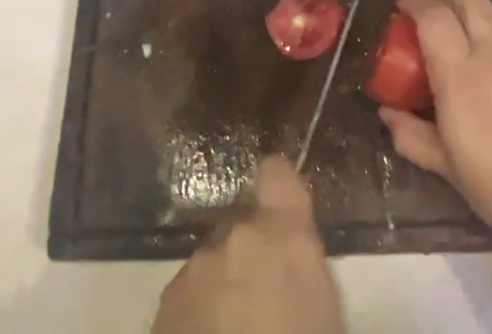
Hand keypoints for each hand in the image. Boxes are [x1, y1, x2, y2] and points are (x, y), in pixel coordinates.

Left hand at [152, 156, 343, 333]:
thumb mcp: (327, 311)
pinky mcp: (164, 304)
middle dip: (252, 254)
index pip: (277, 173)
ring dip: (224, 285)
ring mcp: (194, 270)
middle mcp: (235, 239)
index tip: (284, 209)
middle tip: (268, 300)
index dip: (280, 187)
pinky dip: (199, 312)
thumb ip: (304, 268)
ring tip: (237, 329)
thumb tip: (291, 265)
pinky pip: (189, 294)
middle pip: (243, 228)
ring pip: (214, 263)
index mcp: (284, 235)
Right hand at [379, 0, 491, 261]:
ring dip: (465, 23)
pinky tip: (477, 86)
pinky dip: (484, 47)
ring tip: (447, 59)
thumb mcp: (446, 167)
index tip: (397, 10)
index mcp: (462, 74)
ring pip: (490, 20)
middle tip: (424, 25)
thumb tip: (388, 114)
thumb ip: (412, 136)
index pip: (435, 15)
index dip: (414, 3)